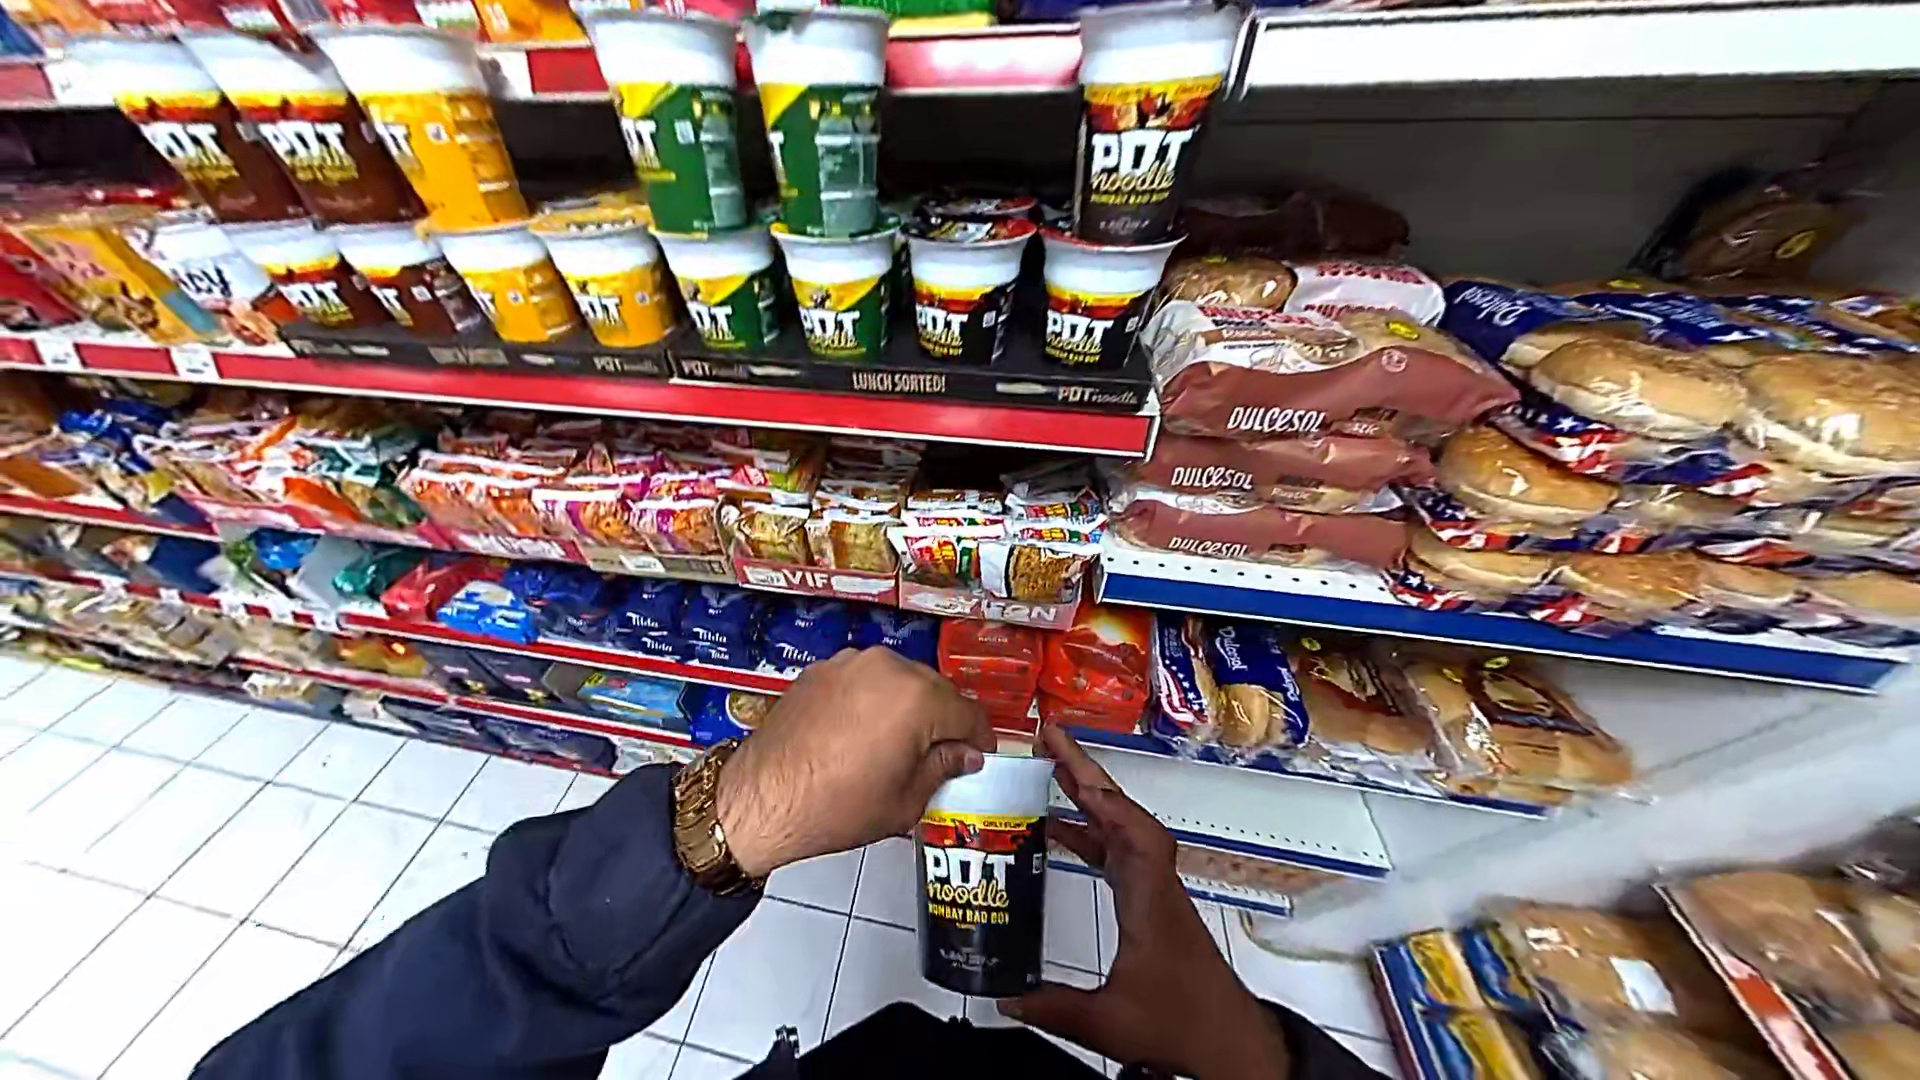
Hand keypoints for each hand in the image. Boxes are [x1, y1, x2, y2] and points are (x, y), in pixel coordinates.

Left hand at [715, 646, 996, 876]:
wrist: (761, 799)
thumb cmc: (836, 806)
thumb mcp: (905, 800)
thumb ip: (944, 767)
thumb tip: (964, 754)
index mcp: (917, 697)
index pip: (968, 712)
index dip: (980, 736)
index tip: (980, 753)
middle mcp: (887, 666)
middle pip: (935, 689)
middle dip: (944, 720)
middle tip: (942, 754)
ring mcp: (852, 662)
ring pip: (900, 679)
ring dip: (908, 705)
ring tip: (898, 742)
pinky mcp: (824, 668)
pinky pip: (865, 678)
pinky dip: (874, 698)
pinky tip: (862, 730)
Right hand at [1000, 725, 1291, 1079]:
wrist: (1230, 1041)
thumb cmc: (1182, 1025)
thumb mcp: (1114, 1026)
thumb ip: (1056, 1009)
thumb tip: (1005, 999)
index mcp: (1149, 897)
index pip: (1135, 833)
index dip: (1104, 799)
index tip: (1070, 769)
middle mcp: (1151, 877)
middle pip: (1120, 811)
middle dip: (1086, 772)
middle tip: (1049, 739)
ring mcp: (1149, 881)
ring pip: (1117, 822)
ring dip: (1086, 792)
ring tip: (1050, 767)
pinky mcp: (1144, 890)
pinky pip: (1113, 844)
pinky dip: (1087, 828)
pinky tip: (1057, 827)